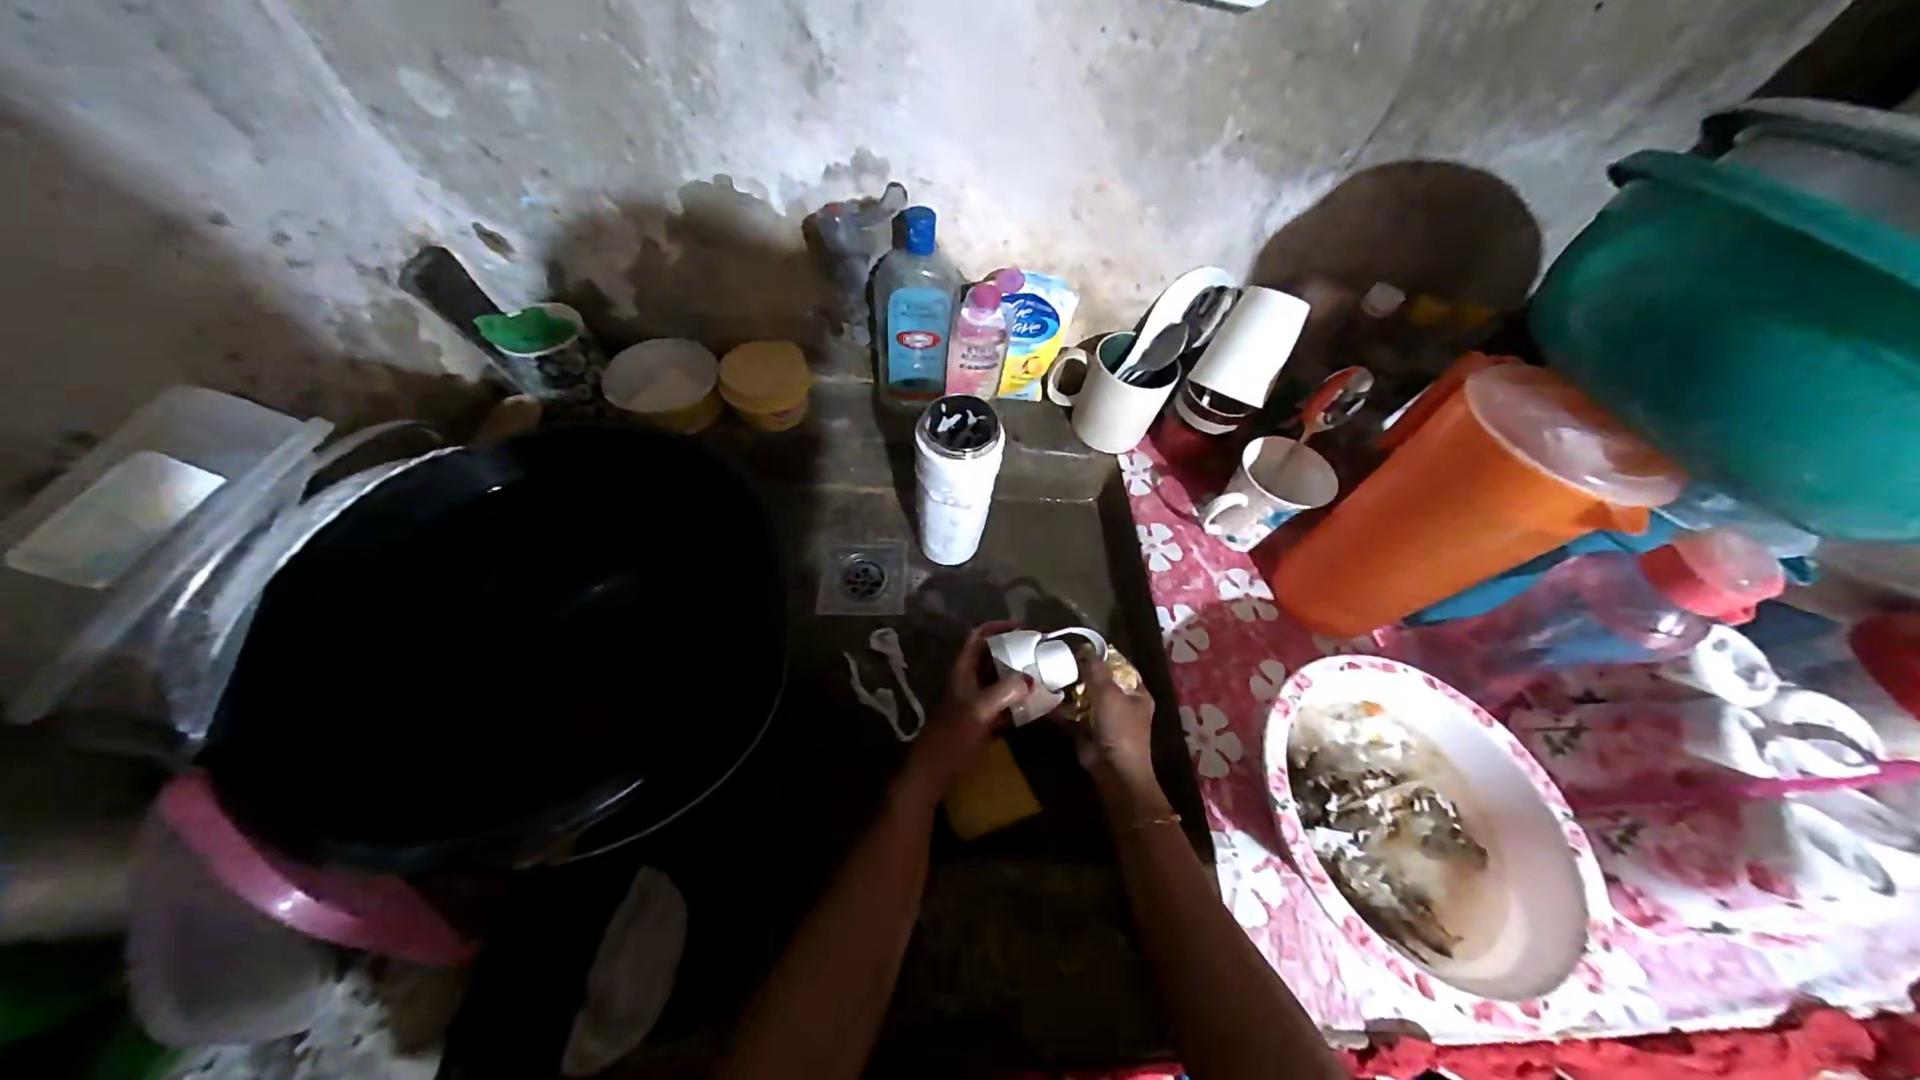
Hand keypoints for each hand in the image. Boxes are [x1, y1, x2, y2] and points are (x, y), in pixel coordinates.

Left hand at [900, 621, 1032, 799]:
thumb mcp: (978, 711)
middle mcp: (969, 682)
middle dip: (1014, 651)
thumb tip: (1030, 677)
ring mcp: (976, 702)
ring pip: (1000, 680)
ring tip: (1045, 672)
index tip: (1022, 626)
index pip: (977, 638)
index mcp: (962, 672)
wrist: (934, 771)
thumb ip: (1004, 692)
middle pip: (992, 657)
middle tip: (1040, 650)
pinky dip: (1021, 701)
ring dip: (1020, 676)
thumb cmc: (951, 737)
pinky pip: (1005, 704)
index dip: (996, 627)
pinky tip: (1040, 703)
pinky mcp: (983, 721)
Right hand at [1063, 650, 1156, 788]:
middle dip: (1081, 672)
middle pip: (1099, 681)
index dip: (1102, 656)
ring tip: (1050, 672)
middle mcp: (1122, 703)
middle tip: (1060, 658)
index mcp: (1137, 693)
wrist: (1113, 770)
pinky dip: (1060, 707)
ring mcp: (1103, 718)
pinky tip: (1045, 695)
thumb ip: (1095, 668)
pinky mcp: (1087, 730)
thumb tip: (1083, 646)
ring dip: (1069, 688)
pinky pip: (1072, 714)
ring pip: (1084, 696)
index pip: (1120, 666)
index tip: (1080, 645)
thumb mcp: (1109, 693)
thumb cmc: (1119, 728)